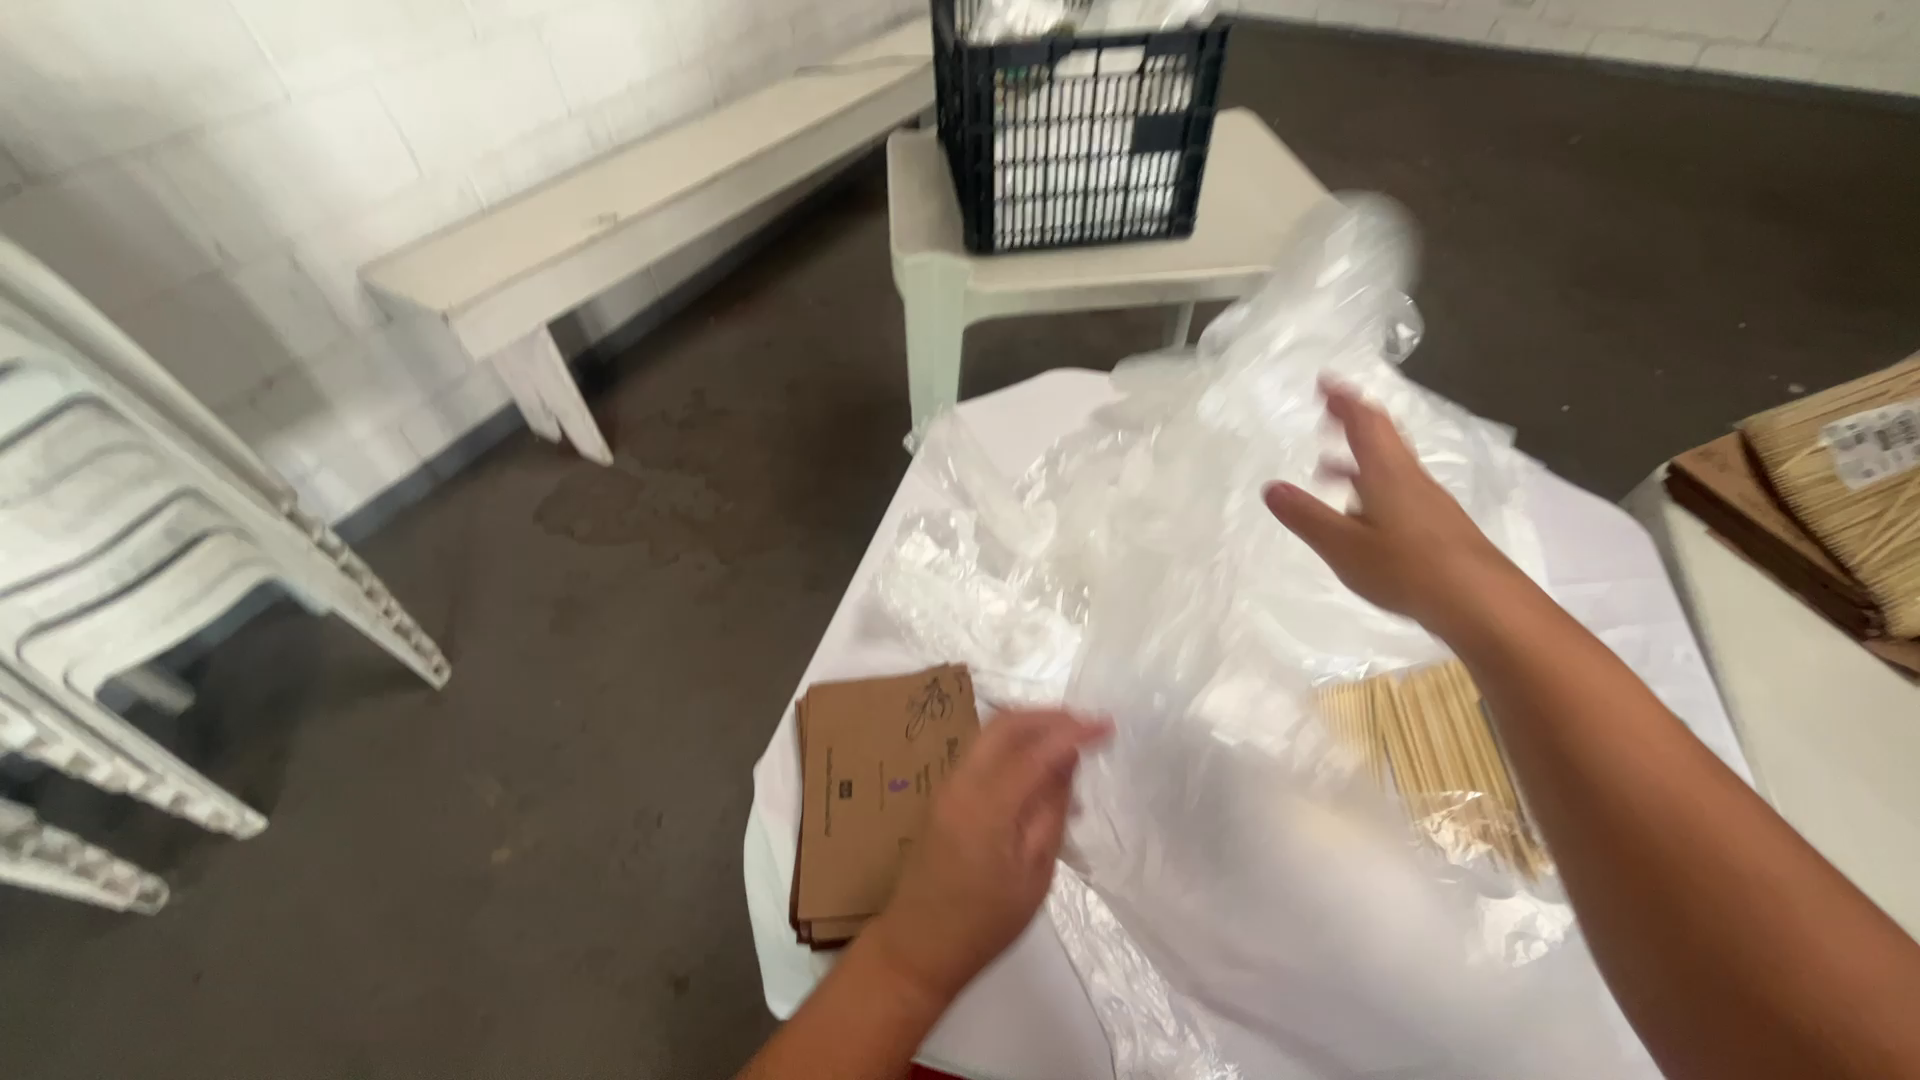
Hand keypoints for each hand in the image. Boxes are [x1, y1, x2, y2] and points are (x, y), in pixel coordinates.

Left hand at [865, 708, 1111, 1005]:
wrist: (918, 945)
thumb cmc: (986, 922)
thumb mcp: (1035, 874)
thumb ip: (1052, 810)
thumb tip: (1068, 759)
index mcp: (987, 806)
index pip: (1036, 750)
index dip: (1074, 731)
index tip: (1108, 726)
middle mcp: (962, 783)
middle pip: (1006, 724)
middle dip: (1050, 716)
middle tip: (1088, 725)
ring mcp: (948, 786)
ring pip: (992, 734)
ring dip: (1032, 729)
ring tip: (1072, 747)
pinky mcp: (944, 795)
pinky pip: (984, 754)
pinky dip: (1016, 748)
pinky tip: (1041, 773)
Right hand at [1262, 377, 1523, 632]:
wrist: (1481, 602)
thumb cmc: (1406, 568)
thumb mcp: (1342, 545)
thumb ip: (1305, 516)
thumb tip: (1270, 487)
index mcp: (1385, 473)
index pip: (1364, 423)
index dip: (1343, 400)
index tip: (1323, 383)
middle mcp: (1410, 479)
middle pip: (1382, 438)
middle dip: (1352, 423)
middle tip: (1326, 418)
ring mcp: (1428, 502)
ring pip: (1390, 467)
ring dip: (1358, 460)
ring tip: (1327, 472)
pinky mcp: (1438, 526)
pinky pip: (1398, 491)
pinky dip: (1371, 487)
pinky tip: (1362, 517)